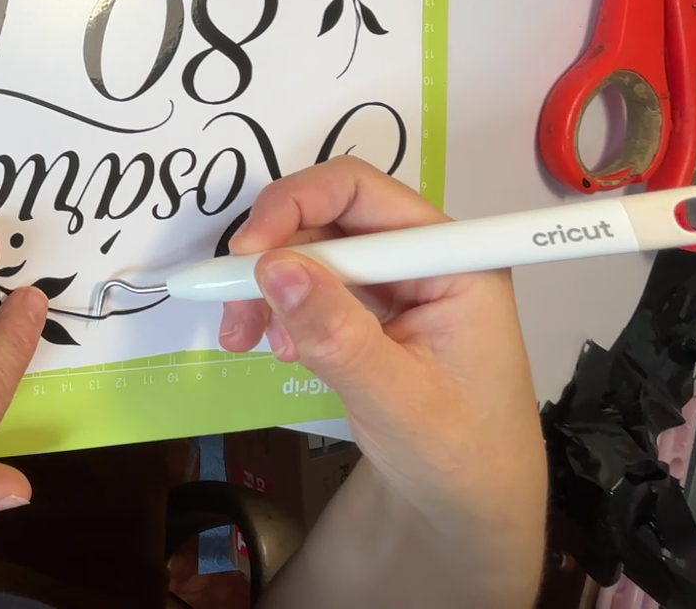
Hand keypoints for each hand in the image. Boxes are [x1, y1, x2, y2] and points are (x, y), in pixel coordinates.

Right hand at [218, 156, 545, 607]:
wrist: (462, 505)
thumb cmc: (458, 457)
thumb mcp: (399, 402)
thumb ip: (339, 336)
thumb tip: (273, 267)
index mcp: (449, 260)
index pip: (359, 191)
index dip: (296, 205)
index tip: (249, 253)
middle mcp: (412, 253)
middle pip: (319, 215)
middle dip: (269, 255)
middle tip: (232, 303)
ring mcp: (383, 276)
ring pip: (298, 247)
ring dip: (260, 284)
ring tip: (242, 337)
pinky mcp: (357, 300)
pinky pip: (296, 280)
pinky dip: (267, 305)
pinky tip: (265, 342)